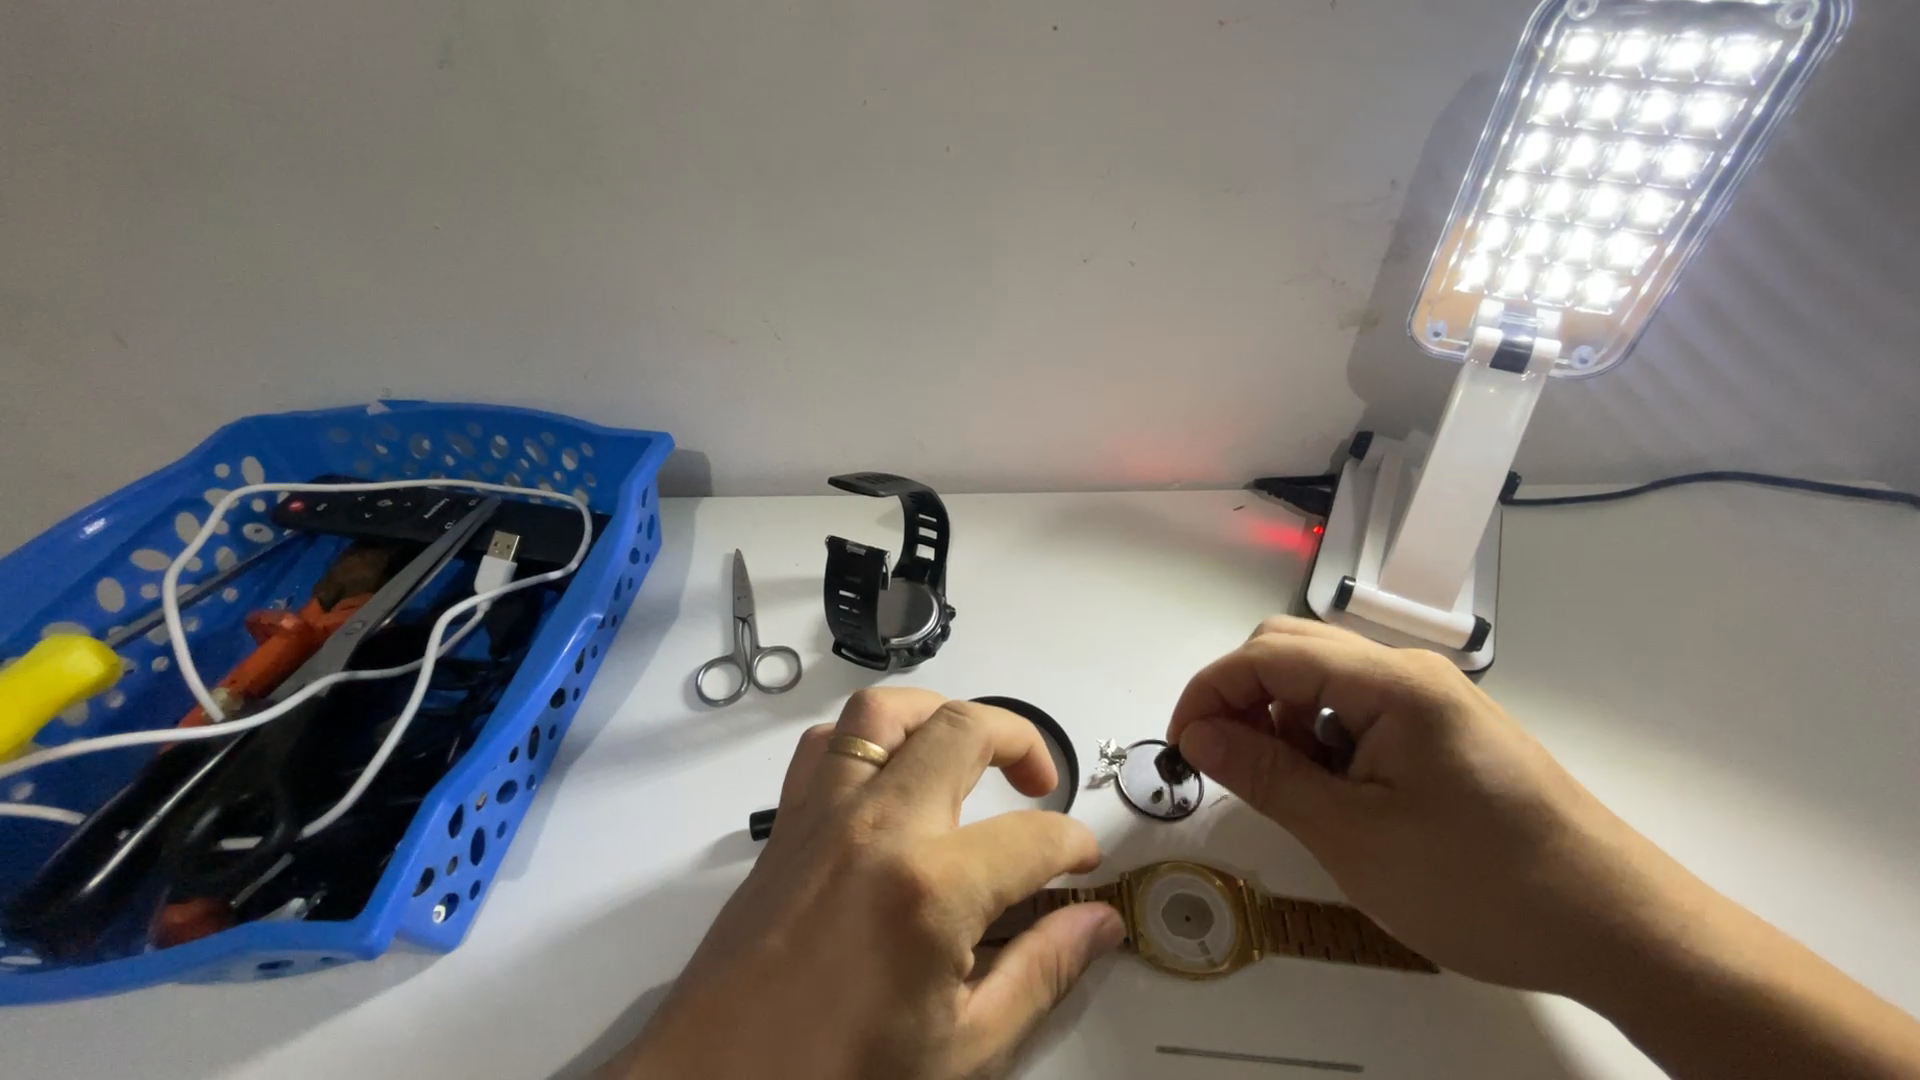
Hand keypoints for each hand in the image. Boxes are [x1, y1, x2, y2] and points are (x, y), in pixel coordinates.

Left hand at [609, 689, 1124, 1079]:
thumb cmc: (837, 1076)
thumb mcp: (963, 1046)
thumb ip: (1041, 971)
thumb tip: (1095, 924)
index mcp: (930, 889)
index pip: (1034, 837)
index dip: (1074, 843)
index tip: (1081, 860)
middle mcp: (878, 827)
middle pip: (965, 730)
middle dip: (1022, 740)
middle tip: (1041, 782)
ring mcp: (825, 815)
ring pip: (886, 712)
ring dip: (940, 713)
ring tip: (967, 747)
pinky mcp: (788, 823)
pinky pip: (826, 744)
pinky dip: (867, 738)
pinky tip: (890, 771)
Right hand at [1166, 617, 1705, 998]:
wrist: (1627, 934)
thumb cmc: (1485, 887)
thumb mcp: (1352, 837)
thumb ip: (1264, 775)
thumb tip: (1197, 735)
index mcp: (1392, 683)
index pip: (1267, 654)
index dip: (1209, 691)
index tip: (1182, 746)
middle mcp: (1412, 671)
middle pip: (1292, 647)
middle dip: (1241, 696)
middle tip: (1224, 761)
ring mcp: (1433, 698)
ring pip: (1322, 676)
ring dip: (1280, 716)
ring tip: (1284, 785)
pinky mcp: (1445, 728)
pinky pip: (1357, 706)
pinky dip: (1319, 733)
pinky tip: (1330, 788)